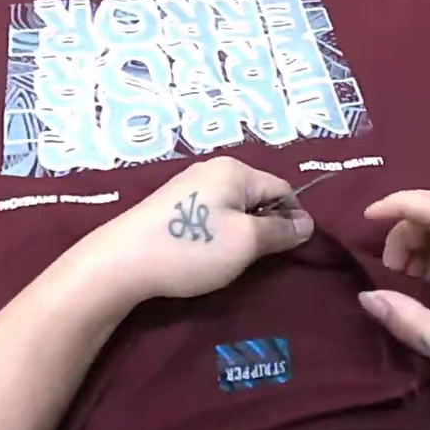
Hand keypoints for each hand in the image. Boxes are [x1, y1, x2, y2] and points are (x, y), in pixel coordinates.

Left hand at [73, 157, 314, 304]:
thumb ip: (280, 231)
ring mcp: (188, 184)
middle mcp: (211, 168)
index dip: (292, 218)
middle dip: (264, 225)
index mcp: (234, 170)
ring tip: (228, 259)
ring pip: (233, 206)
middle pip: (256, 196)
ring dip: (240, 231)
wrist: (123, 260)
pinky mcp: (171, 204)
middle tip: (256, 258)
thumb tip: (306, 224)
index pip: (282, 189)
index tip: (291, 250)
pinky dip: (216, 232)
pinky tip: (204, 253)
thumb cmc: (192, 248)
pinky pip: (210, 212)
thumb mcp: (246, 242)